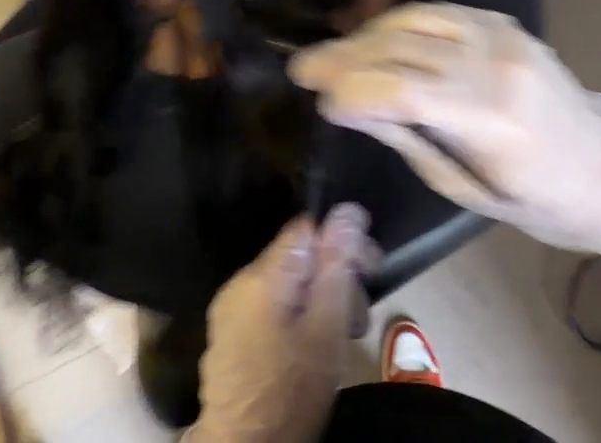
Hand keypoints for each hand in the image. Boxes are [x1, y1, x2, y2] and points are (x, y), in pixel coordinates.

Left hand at [187, 206, 374, 442]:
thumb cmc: (291, 389)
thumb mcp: (326, 327)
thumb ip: (336, 268)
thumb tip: (348, 212)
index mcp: (261, 277)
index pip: (306, 229)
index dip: (343, 241)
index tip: (369, 268)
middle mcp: (239, 285)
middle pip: (298, 259)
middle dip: (336, 278)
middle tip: (359, 316)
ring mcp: (231, 312)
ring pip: (288, 286)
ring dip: (321, 301)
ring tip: (342, 336)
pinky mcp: (231, 337)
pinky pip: (272, 309)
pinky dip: (299, 318)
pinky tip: (316, 346)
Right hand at [289, 4, 600, 272]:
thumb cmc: (542, 202)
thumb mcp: (470, 190)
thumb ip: (411, 140)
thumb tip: (354, 109)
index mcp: (490, 117)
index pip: (401, 88)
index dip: (351, 88)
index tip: (318, 99)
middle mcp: (496, 63)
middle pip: (402, 47)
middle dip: (346, 56)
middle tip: (304, 67)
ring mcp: (504, 36)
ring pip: (417, 21)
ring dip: (369, 36)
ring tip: (336, 55)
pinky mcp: (508, 25)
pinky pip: (442, 13)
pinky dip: (403, 23)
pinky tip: (379, 38)